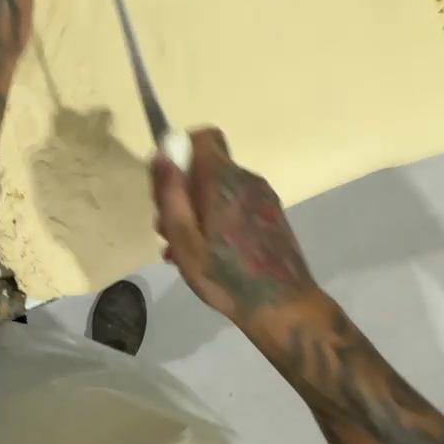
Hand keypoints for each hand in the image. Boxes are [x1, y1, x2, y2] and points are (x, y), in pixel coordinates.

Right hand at [152, 128, 322, 326]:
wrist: (281, 306)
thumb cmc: (225, 275)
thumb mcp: (184, 239)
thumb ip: (171, 194)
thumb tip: (162, 153)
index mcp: (223, 180)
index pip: (203, 137)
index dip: (180, 151)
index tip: (167, 183)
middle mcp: (246, 179)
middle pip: (206, 166)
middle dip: (182, 190)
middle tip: (167, 229)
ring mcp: (262, 197)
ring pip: (218, 188)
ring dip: (196, 209)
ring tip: (184, 248)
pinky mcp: (270, 214)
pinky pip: (234, 203)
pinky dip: (216, 218)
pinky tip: (208, 252)